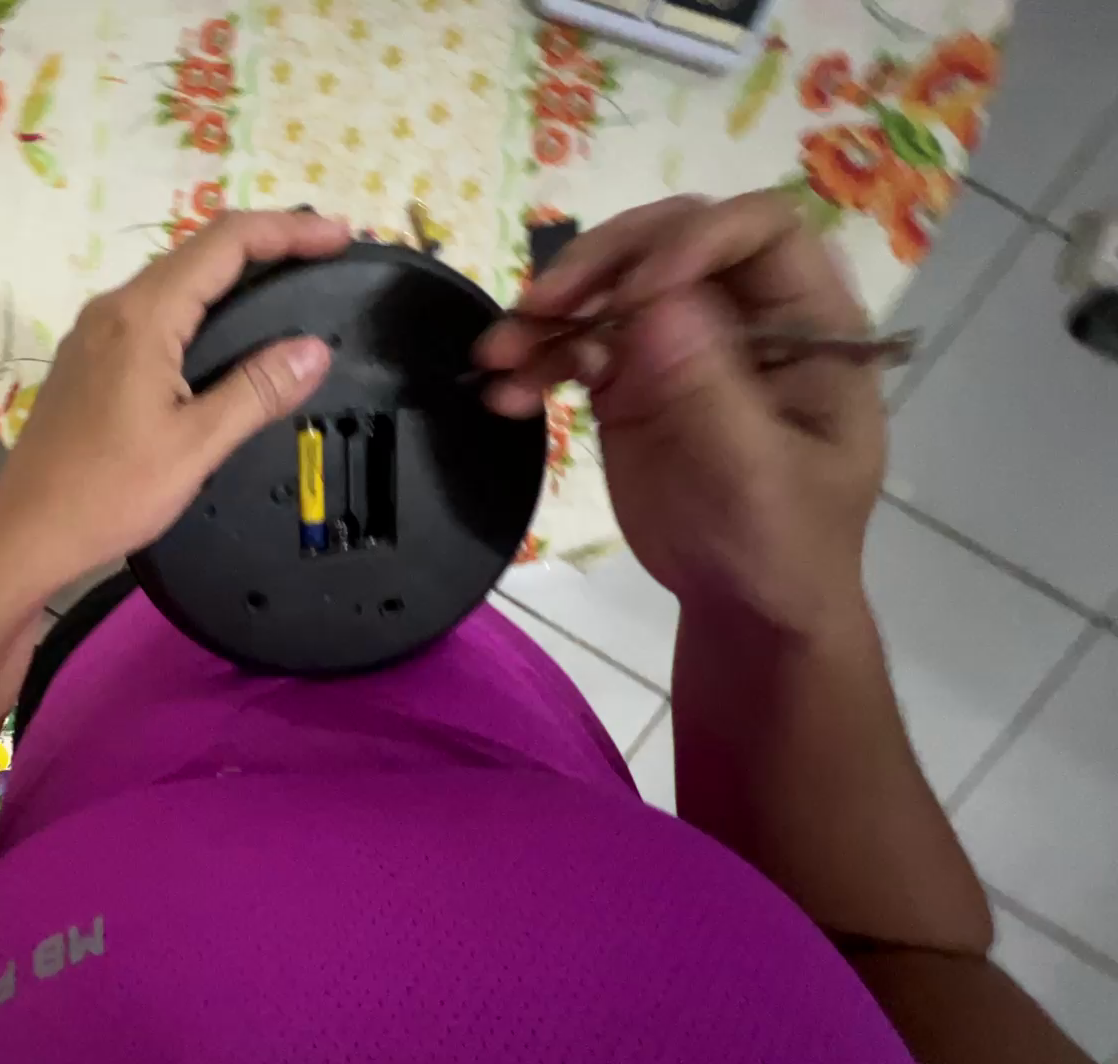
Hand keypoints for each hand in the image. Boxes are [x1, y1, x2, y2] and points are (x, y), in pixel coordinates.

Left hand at [0, 210, 352, 599]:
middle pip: (196, 252)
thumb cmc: (110, 492)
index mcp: (142, 317)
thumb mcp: (195, 446)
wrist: (27, 533)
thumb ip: (256, 391)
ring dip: (228, 275)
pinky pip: (151, 313)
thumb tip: (315, 349)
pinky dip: (196, 307)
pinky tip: (220, 335)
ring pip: (171, 282)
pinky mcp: (87, 360)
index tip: (339, 237)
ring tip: (283, 288)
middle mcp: (112, 309)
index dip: (288, 230)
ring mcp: (93, 333)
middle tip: (320, 258)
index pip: (225, 243)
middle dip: (263, 244)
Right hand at [476, 192, 884, 633]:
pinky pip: (571, 353)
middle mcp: (736, 318)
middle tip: (537, 306)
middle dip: (597, 267)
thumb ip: (707, 386)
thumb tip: (652, 300)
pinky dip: (533, 367)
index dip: (690, 244)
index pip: (757, 233)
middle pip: (663, 248)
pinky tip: (505, 396)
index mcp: (804, 323)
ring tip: (494, 356)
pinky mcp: (623, 385)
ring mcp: (674, 350)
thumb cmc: (776, 538)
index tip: (631, 296)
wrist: (736, 596)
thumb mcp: (753, 470)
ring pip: (604, 297)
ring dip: (544, 320)